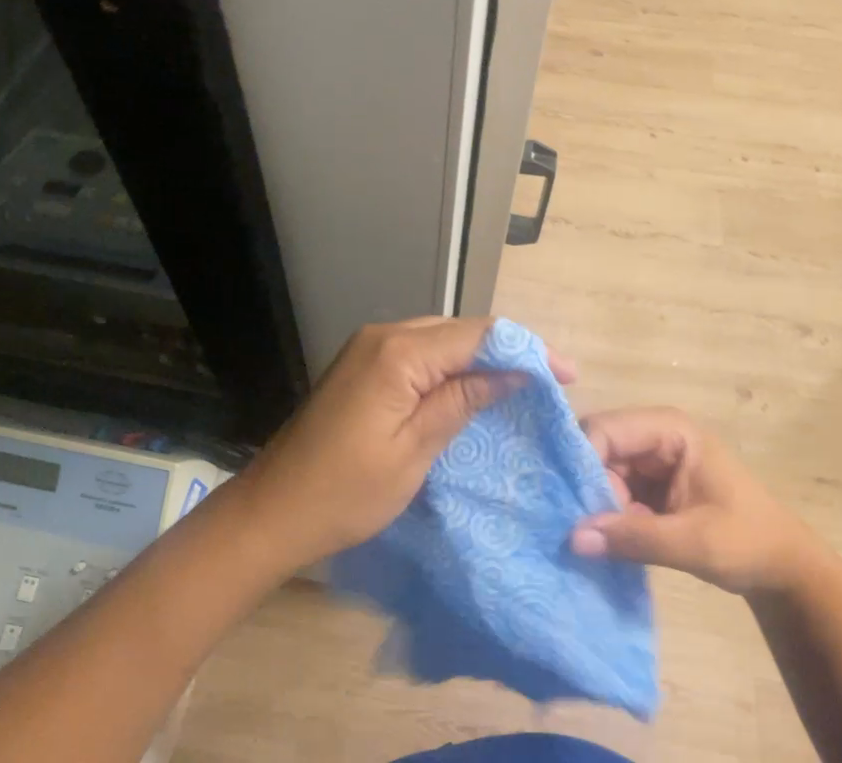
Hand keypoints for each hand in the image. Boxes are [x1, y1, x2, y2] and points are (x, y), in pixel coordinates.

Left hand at [234, 317, 576, 566]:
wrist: (273, 512)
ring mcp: (367, 348)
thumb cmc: (346, 493)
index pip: (477, 335)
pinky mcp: (360, 367)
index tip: (567, 377)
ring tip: (520, 386)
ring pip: (439, 339)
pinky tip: (472, 388)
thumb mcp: (415, 451)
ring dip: (479, 358)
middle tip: (548, 385)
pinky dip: (449, 367)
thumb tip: (513, 372)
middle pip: (459, 330)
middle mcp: (382, 336)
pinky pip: (417, 354)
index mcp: (398, 353)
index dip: (526, 351)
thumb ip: (462, 402)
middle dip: (506, 352)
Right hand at [569, 407, 812, 593]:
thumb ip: (635, 538)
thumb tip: (574, 539)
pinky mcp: (647, 486)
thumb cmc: (748, 543)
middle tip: (587, 533)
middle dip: (589, 491)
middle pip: (596, 451)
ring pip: (599, 475)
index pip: (604, 430)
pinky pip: (611, 493)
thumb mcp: (694, 542)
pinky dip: (607, 518)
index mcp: (670, 429)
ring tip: (604, 544)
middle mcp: (654, 436)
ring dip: (597, 509)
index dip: (582, 464)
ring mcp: (650, 460)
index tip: (571, 508)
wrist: (783, 569)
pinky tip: (609, 544)